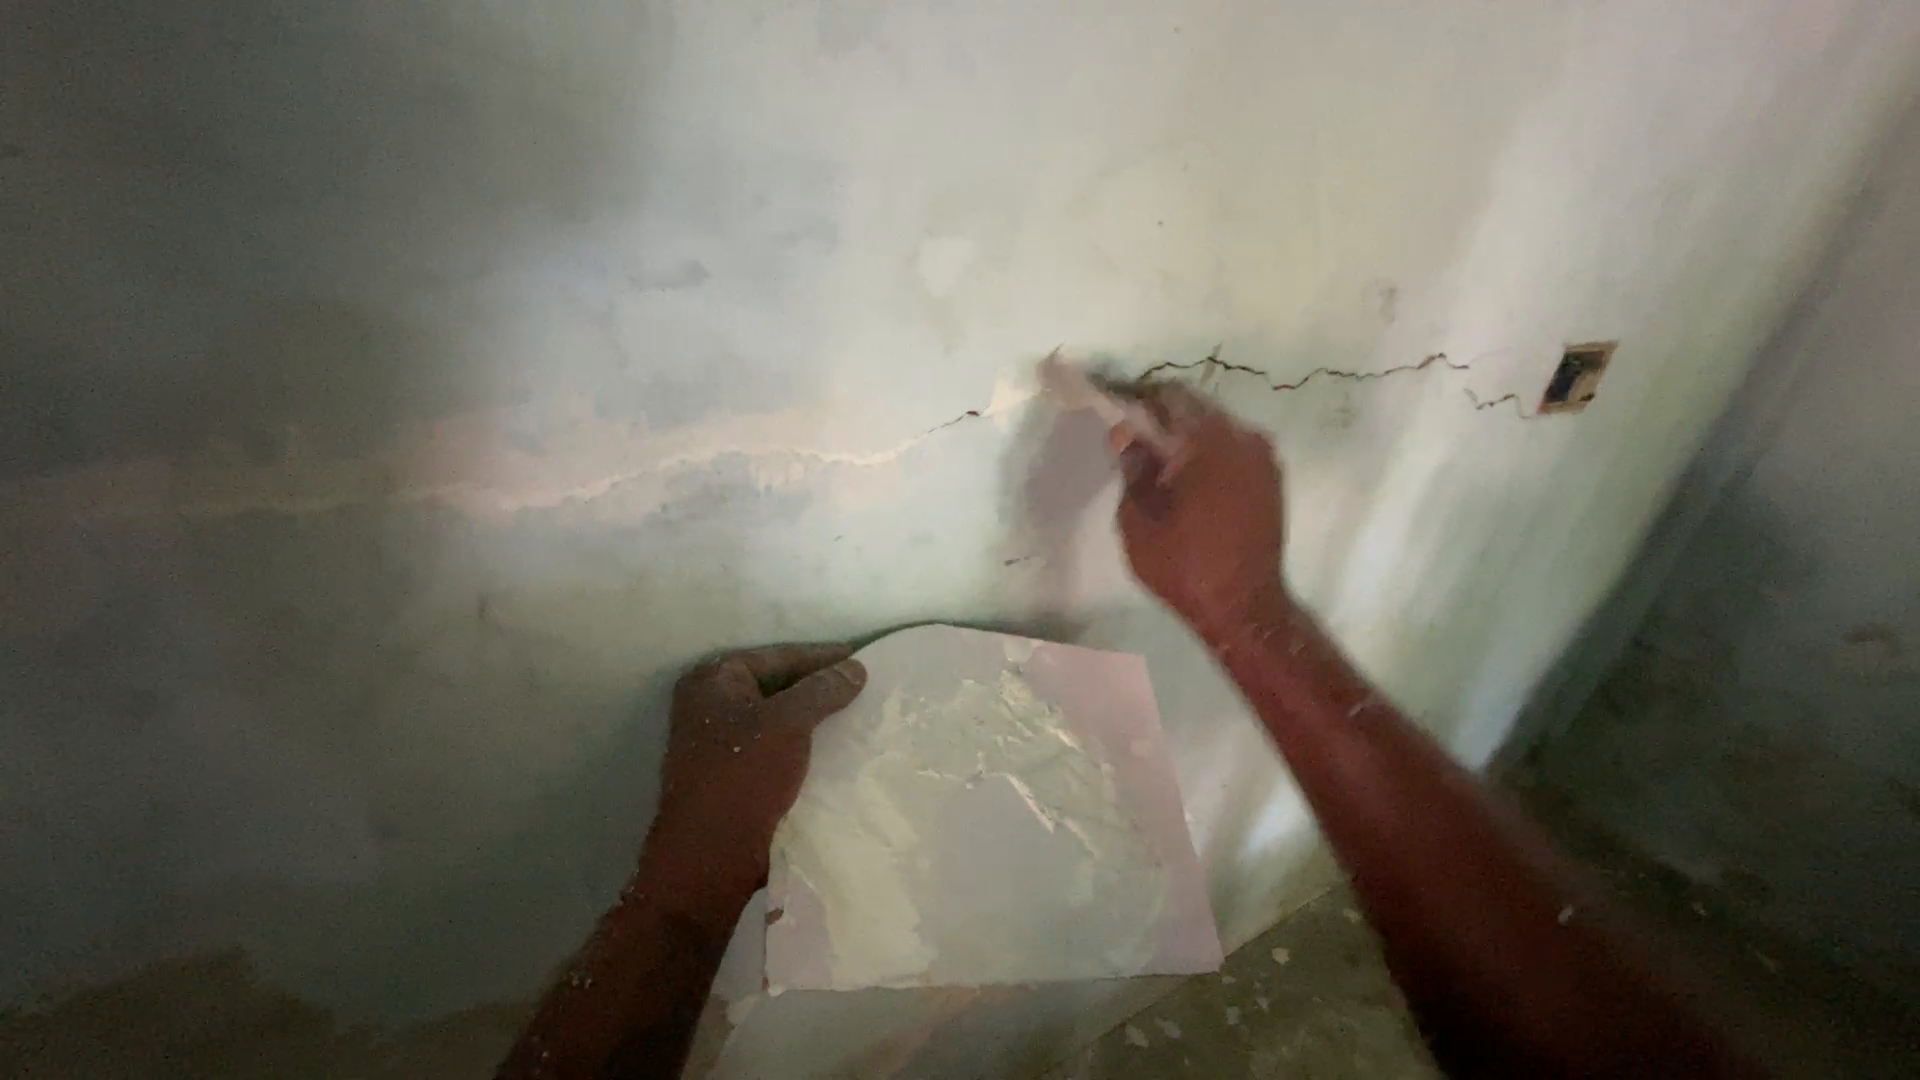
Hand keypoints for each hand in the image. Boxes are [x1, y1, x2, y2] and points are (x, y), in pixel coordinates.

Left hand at [650, 644, 866, 892]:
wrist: (710, 858)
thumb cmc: (743, 776)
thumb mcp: (788, 722)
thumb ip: (823, 689)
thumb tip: (856, 667)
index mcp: (713, 679)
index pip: (779, 656)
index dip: (823, 656)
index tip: (863, 659)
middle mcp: (710, 703)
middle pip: (778, 683)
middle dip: (819, 686)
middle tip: (864, 685)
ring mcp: (718, 740)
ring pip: (779, 716)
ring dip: (814, 716)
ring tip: (857, 714)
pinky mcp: (732, 773)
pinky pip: (776, 744)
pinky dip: (803, 742)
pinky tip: (836, 746)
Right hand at [1108, 381, 1288, 642]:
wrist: (1243, 608)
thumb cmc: (1183, 565)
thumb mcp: (1139, 519)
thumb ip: (1132, 467)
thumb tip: (1124, 431)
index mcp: (1207, 440)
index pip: (1167, 396)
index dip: (1135, 399)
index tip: (1113, 407)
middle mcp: (1243, 437)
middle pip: (1195, 408)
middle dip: (1161, 416)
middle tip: (1131, 436)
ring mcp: (1264, 457)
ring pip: (1216, 427)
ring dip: (1186, 436)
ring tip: (1157, 460)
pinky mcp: (1272, 478)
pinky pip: (1233, 449)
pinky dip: (1208, 453)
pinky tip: (1187, 477)